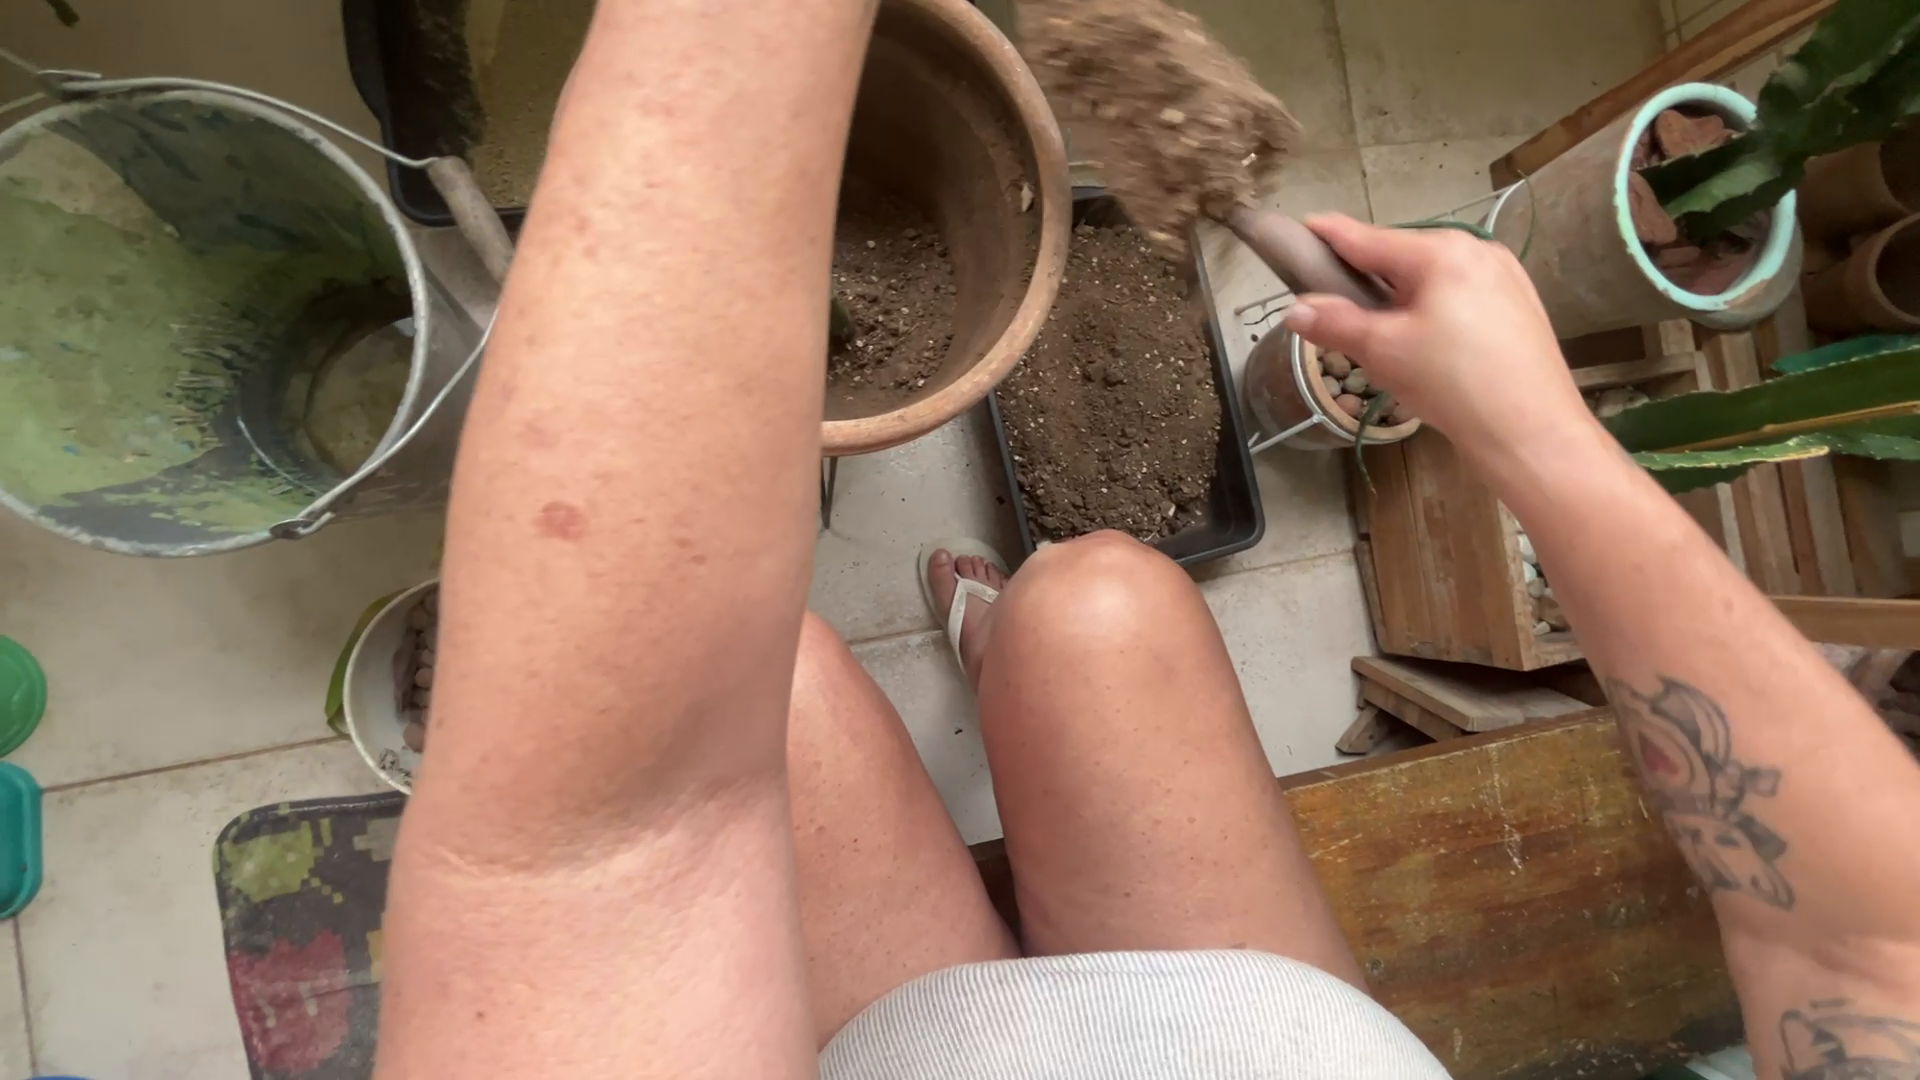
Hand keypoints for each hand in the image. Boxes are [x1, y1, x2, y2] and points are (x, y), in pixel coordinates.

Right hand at [1282, 214, 1601, 475]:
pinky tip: (1418, 343)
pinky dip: (1423, 310)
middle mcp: (1477, 252)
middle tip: (1334, 304)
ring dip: (1394, 299)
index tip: (1305, 224)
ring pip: (1427, 280)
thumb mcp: (1381, 350)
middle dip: (1365, 278)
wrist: (1527, 427)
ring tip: (1376, 333)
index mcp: (1442, 254)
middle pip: (1400, 259)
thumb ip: (1335, 324)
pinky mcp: (1514, 306)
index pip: (1371, 239)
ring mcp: (1502, 277)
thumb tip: (1294, 309)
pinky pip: (1453, 296)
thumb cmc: (1450, 381)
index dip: (1332, 234)